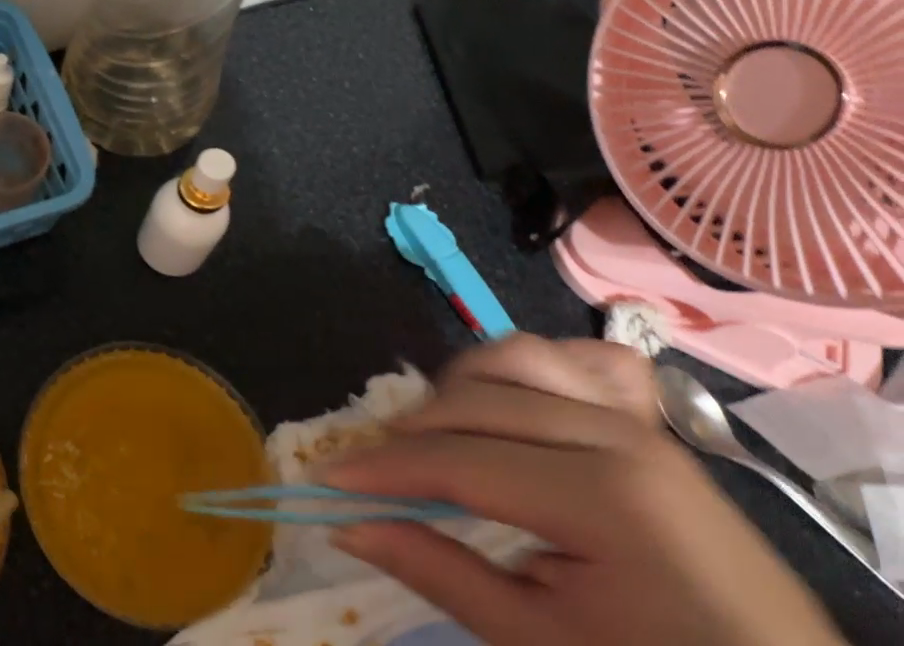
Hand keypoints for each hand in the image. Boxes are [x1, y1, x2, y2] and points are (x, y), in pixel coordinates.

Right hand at [319, 335, 844, 645]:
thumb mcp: (540, 642)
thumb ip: (439, 571)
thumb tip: (346, 525)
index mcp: (602, 496)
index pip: (456, 460)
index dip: (380, 467)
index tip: (322, 479)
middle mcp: (620, 435)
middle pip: (474, 401)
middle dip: (407, 432)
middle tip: (369, 473)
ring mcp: (642, 421)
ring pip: (517, 358)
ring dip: (459, 389)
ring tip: (432, 437)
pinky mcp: (653, 422)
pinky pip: (578, 360)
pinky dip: (528, 369)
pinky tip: (508, 405)